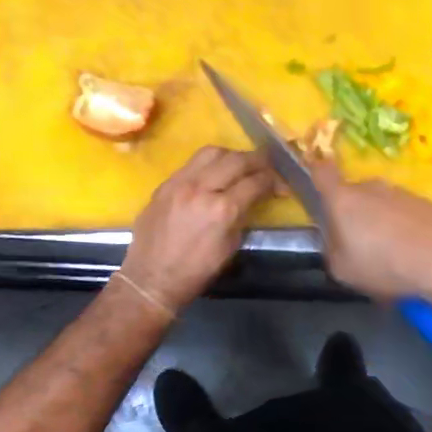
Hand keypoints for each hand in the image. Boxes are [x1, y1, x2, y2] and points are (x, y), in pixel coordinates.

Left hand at [120, 146, 274, 309]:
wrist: (152, 279)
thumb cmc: (197, 271)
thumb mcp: (231, 246)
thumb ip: (243, 215)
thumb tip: (253, 197)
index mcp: (222, 210)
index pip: (255, 182)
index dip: (273, 181)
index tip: (280, 184)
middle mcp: (202, 189)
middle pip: (237, 160)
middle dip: (257, 161)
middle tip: (267, 166)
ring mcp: (180, 183)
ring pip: (212, 152)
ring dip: (231, 155)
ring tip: (239, 165)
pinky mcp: (164, 184)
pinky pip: (191, 163)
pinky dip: (208, 164)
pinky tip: (213, 172)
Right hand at [308, 160, 431, 302]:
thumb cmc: (384, 265)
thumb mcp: (341, 269)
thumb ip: (331, 248)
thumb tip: (335, 239)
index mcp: (343, 198)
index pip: (321, 171)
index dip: (314, 174)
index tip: (314, 186)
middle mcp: (371, 186)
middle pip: (353, 193)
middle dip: (352, 213)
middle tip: (357, 244)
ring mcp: (401, 192)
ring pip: (380, 204)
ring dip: (380, 222)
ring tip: (389, 256)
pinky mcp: (426, 203)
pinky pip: (404, 214)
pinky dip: (404, 229)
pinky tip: (412, 255)